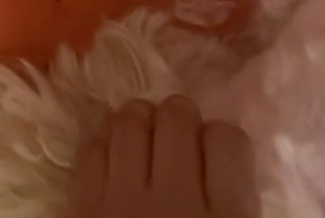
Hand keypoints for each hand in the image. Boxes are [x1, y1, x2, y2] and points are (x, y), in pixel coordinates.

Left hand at [68, 97, 257, 217]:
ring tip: (150, 136)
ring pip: (130, 121)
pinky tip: (118, 155)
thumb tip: (231, 157)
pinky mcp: (85, 205)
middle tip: (183, 137)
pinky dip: (107, 141)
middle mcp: (175, 202)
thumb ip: (239, 201)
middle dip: (182, 118)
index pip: (228, 140)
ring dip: (142, 119)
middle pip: (175, 118)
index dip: (227, 140)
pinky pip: (93, 146)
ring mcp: (123, 200)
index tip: (223, 153)